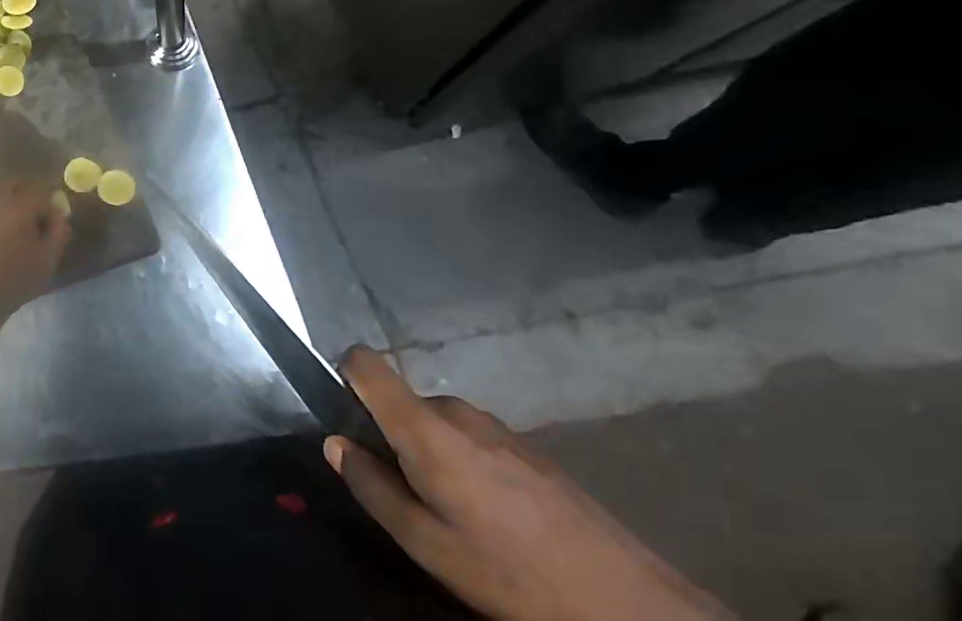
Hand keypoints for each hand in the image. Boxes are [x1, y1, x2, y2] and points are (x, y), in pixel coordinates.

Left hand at [0, 181, 70, 328]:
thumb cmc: (10, 284)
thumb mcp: (46, 262)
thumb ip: (59, 232)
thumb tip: (58, 213)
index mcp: (18, 207)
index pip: (41, 190)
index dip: (49, 203)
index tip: (51, 219)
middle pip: (15, 182)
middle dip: (28, 194)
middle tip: (32, 216)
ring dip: (6, 199)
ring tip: (9, 223)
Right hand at [325, 347, 736, 620]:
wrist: (626, 601)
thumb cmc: (510, 572)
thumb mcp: (426, 544)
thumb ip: (372, 487)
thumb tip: (335, 445)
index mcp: (425, 427)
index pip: (365, 363)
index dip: (343, 374)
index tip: (342, 414)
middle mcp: (456, 410)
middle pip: (400, 402)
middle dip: (389, 436)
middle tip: (404, 494)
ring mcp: (494, 424)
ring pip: (435, 423)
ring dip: (427, 454)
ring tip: (449, 513)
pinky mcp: (523, 444)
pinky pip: (469, 437)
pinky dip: (461, 462)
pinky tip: (489, 516)